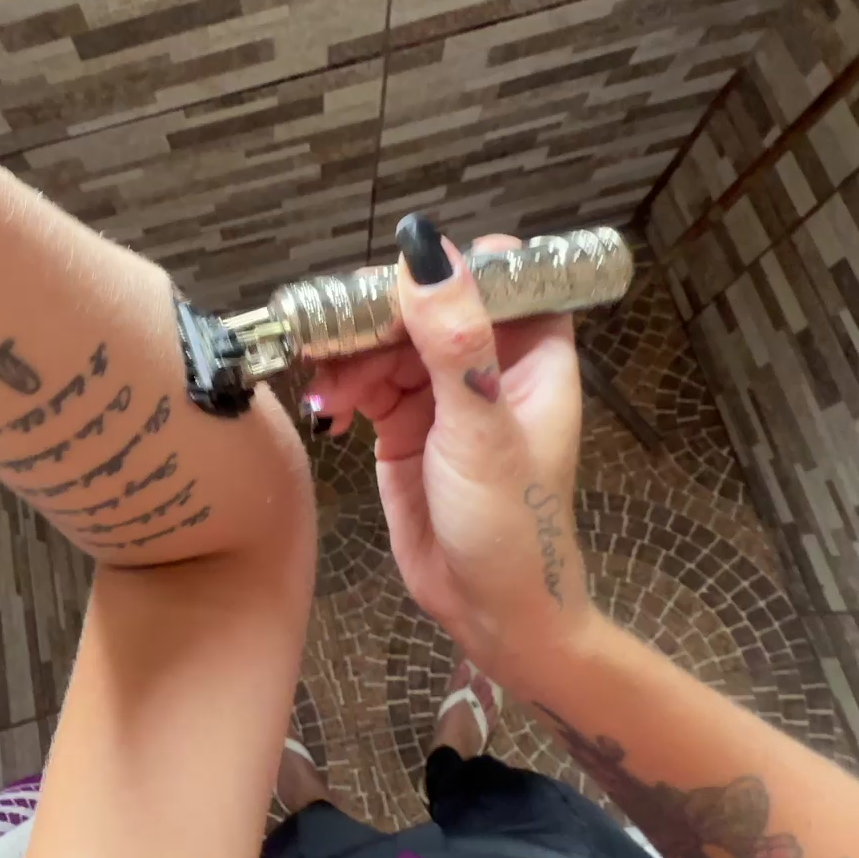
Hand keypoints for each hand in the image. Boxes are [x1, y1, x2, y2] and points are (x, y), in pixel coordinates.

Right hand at [307, 218, 596, 678]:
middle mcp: (485, 365)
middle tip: (332, 334)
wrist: (485, 609)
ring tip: (328, 393)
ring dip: (350, 358)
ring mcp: (440, 396)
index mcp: (530, 353)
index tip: (402, 275)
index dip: (455, 265)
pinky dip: (342, 390)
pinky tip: (328, 412)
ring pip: (388, 344)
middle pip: (427, 307)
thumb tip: (422, 248)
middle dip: (378, 317)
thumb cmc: (507, 521)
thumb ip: (454, 339)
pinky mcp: (403, 425)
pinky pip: (366, 385)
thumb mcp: (480, 428)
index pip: (501, 277)